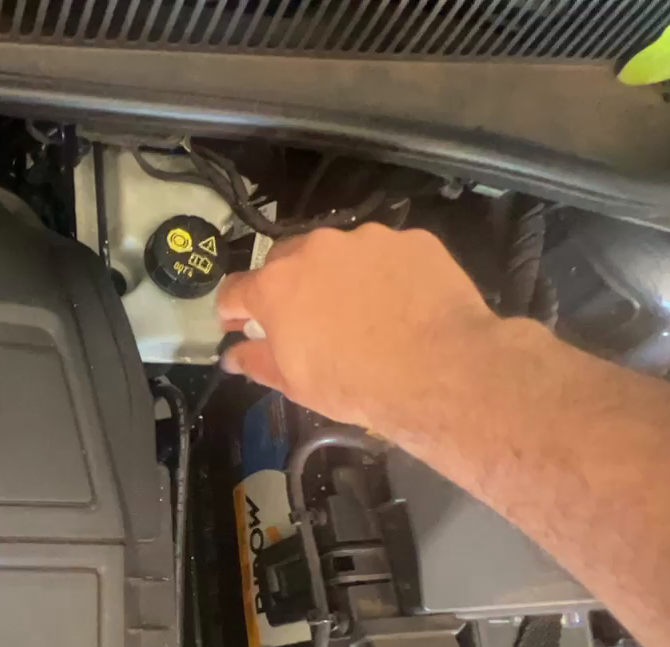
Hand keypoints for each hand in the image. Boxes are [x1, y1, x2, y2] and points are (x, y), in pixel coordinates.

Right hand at [216, 224, 502, 432]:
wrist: (438, 370)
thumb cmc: (352, 383)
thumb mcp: (293, 383)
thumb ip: (255, 361)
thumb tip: (232, 356)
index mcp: (275, 287)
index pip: (233, 290)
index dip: (232, 312)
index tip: (239, 327)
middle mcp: (314, 250)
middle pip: (283, 262)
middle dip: (283, 288)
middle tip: (300, 321)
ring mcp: (365, 240)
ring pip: (334, 254)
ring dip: (332, 277)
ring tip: (355, 311)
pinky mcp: (410, 239)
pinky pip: (381, 254)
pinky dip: (378, 274)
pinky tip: (394, 304)